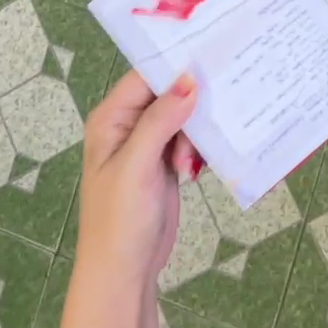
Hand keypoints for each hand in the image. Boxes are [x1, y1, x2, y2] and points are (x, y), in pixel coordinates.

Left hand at [73, 70, 201, 291]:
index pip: (147, 75)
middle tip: (215, 110)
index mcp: (112, 118)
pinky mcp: (166, 160)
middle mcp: (130, 124)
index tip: (212, 56)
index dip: (176, 65)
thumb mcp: (137, 166)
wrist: (124, 271)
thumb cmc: (120, 219)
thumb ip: (161, 120)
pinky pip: (190, 136)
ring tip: (190, 162)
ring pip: (185, 114)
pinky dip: (200, 146)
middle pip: (170, 91)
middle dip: (193, 101)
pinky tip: (198, 167)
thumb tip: (189, 79)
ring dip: (196, 131)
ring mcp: (150, 143)